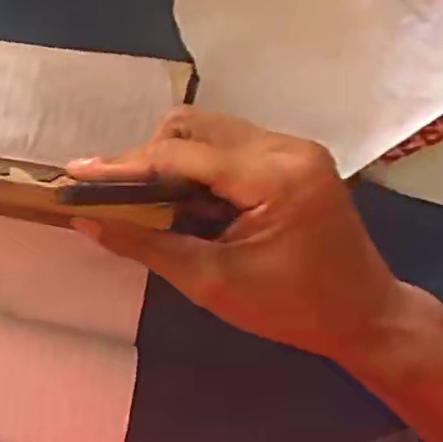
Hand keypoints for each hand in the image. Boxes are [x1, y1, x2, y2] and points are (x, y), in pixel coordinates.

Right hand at [68, 106, 438, 366]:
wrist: (367, 315)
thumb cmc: (290, 308)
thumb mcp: (209, 282)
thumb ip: (144, 245)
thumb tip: (85, 221)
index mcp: (273, 178)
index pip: (178, 155)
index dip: (121, 165)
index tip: (76, 173)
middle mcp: (285, 148)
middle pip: (189, 126)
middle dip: (142, 157)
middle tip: (113, 191)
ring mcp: (291, 147)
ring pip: (203, 128)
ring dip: (165, 157)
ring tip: (144, 196)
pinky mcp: (289, 155)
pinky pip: (222, 142)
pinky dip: (190, 162)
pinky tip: (180, 194)